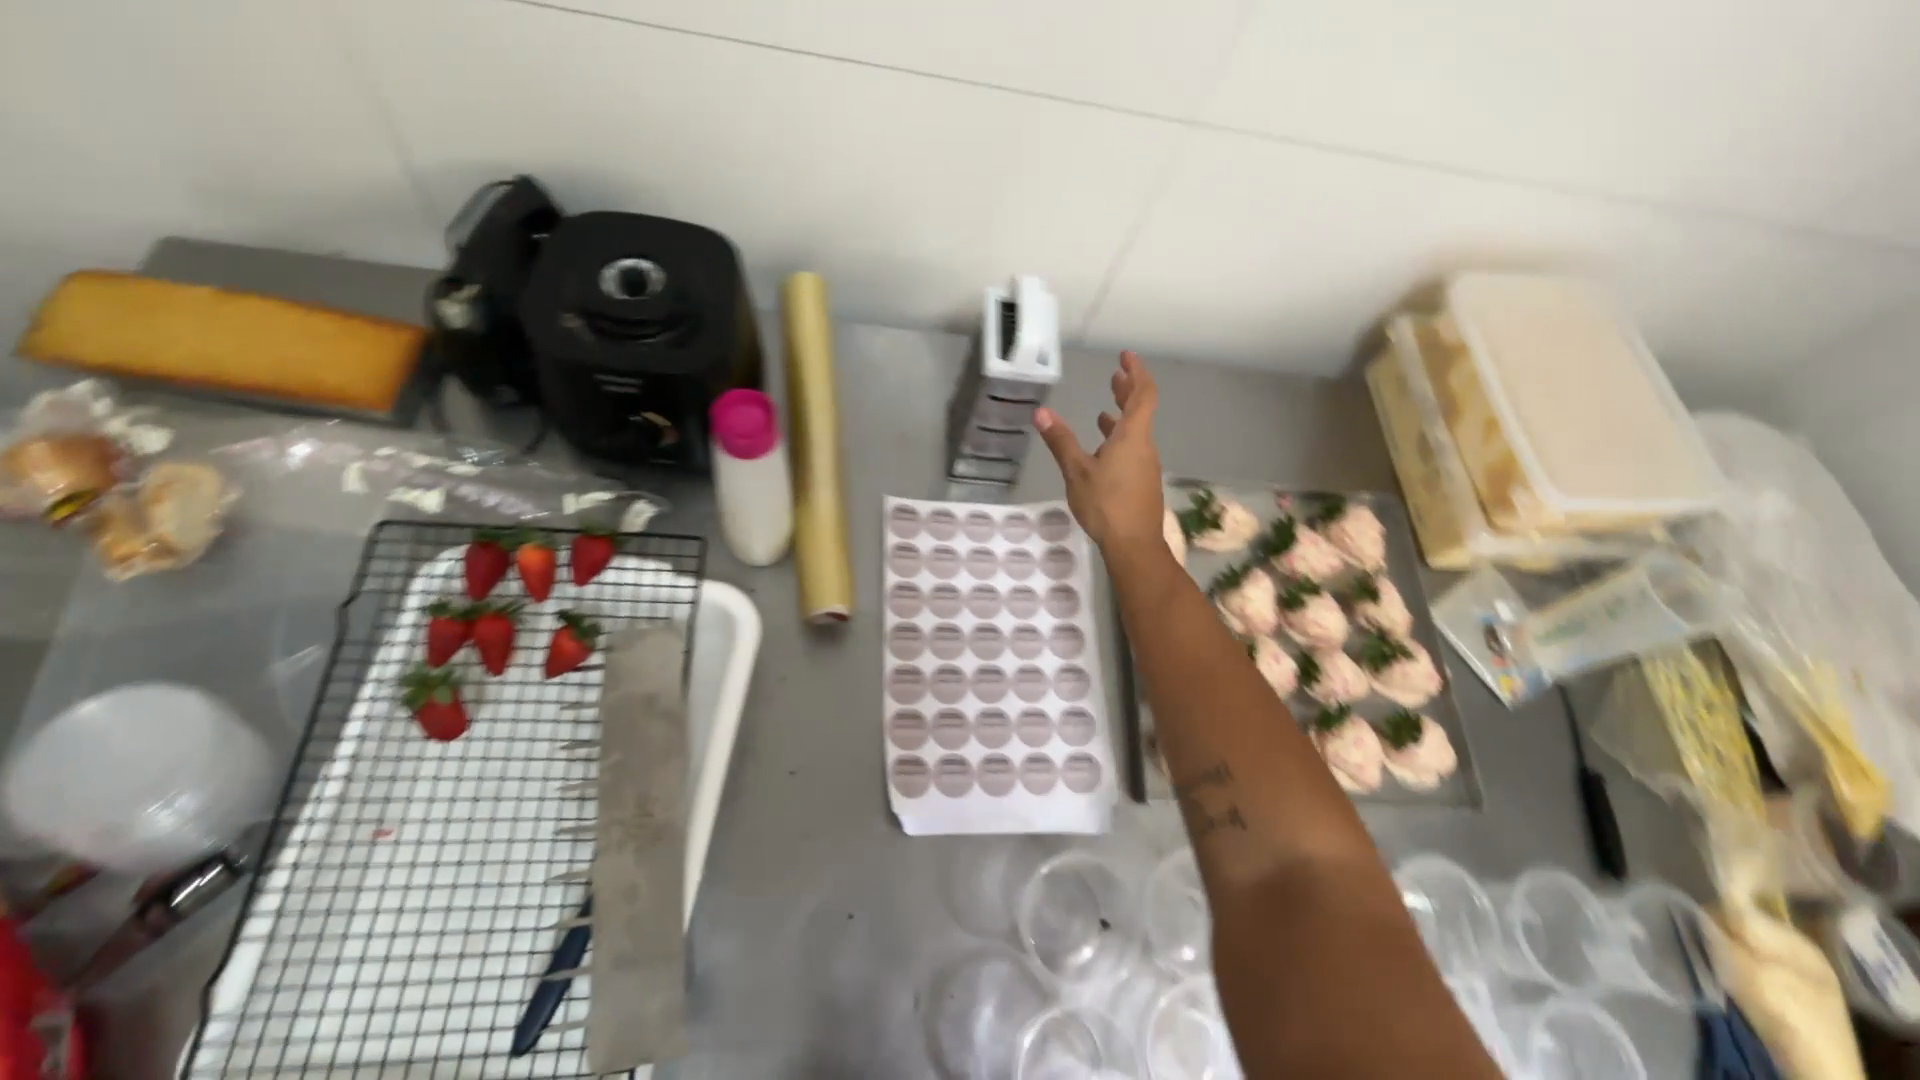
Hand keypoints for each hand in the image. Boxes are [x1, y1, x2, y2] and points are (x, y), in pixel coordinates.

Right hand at [1033, 351, 1165, 557]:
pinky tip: (1103, 449)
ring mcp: (1145, 466)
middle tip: (1115, 375)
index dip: (1136, 372)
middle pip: (1142, 410)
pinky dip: (1119, 438)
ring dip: (1123, 416)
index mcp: (1132, 437)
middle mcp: (1144, 446)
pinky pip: (1133, 449)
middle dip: (1128, 390)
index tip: (1126, 357)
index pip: (1143, 394)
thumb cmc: (1106, 505)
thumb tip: (1041, 412)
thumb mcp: (1076, 471)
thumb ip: (1060, 441)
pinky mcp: (1142, 482)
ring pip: (1136, 431)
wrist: (1134, 545)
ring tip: (1106, 407)